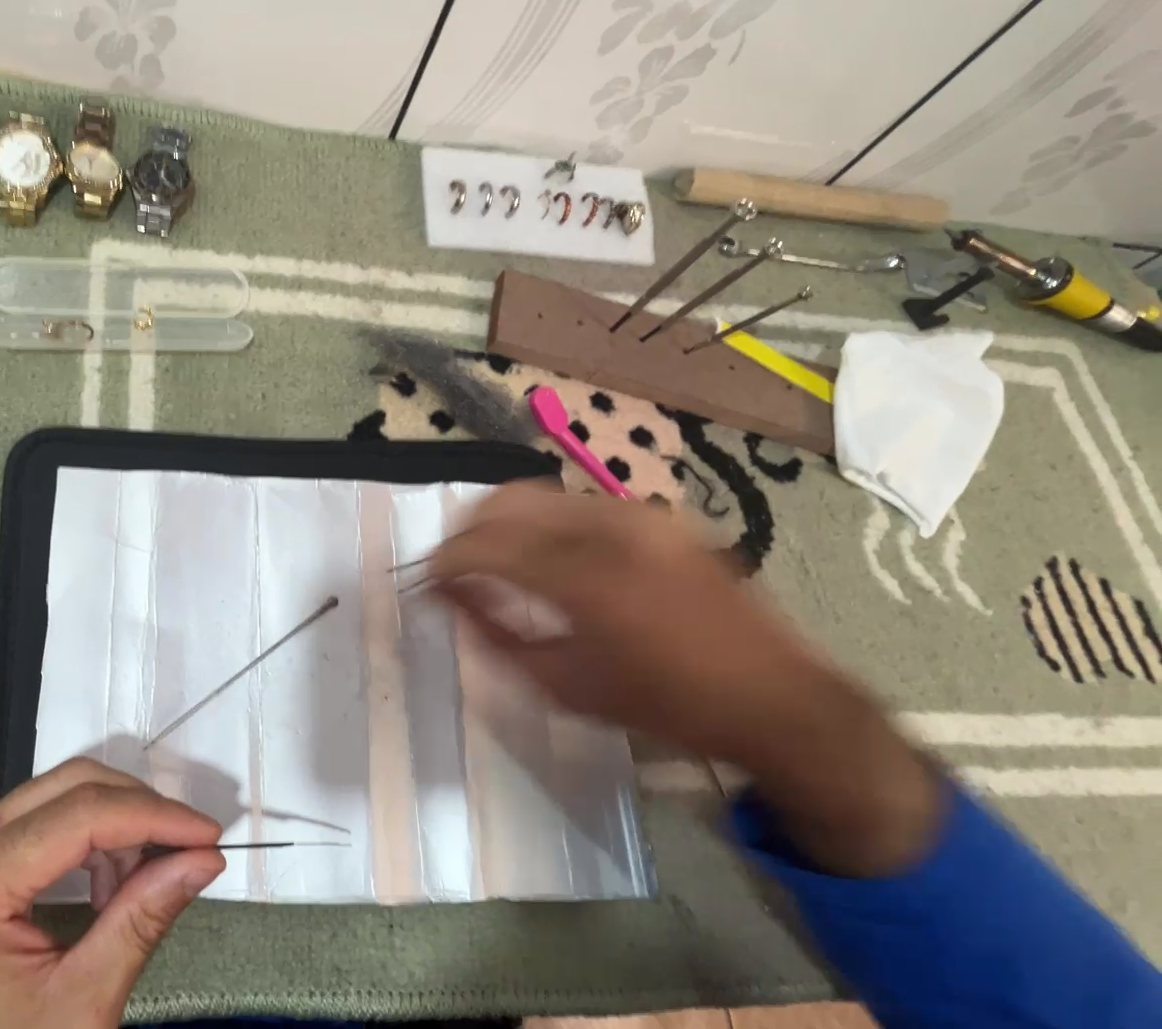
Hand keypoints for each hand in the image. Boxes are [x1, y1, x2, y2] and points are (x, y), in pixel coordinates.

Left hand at [0, 758, 225, 1028]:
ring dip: (121, 820)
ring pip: (65, 789)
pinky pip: (51, 809)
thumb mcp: (82, 1002)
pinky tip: (113, 880)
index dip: (153, 816)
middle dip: (142, 811)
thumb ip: (141, 921)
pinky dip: (97, 832)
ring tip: (148, 878)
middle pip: (73, 786)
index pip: (80, 816)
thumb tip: (202, 859)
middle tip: (191, 849)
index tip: (208, 834)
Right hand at [430, 482, 943, 875]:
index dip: (441, 562)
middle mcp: (606, 528)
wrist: (777, 700)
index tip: (425, 582)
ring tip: (498, 563)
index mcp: (581, 577)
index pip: (482, 546)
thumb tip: (449, 596)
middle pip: (504, 500)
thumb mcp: (564, 685)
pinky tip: (551, 560)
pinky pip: (580, 505)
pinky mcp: (661, 518)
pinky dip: (547, 524)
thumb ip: (495, 633)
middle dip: (466, 532)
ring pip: (541, 496)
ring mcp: (639, 516)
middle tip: (455, 569)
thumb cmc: (665, 706)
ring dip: (506, 523)